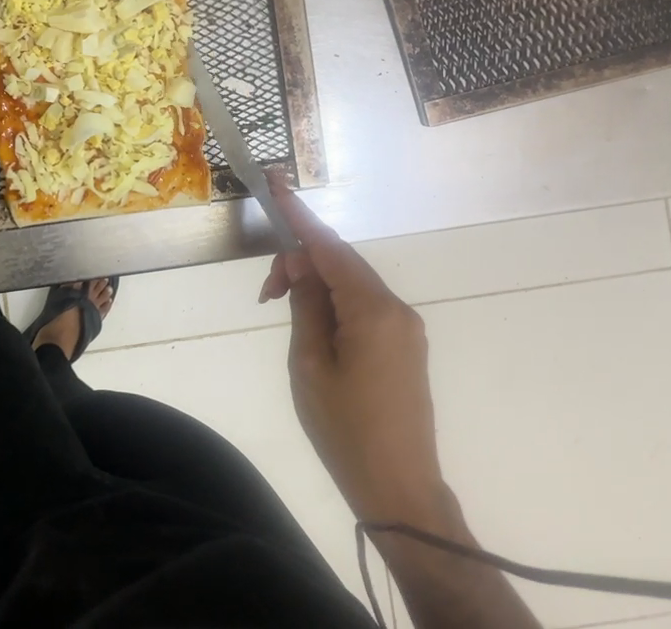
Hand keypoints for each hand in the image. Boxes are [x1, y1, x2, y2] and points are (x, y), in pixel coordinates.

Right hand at [258, 174, 451, 528]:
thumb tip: (300, 265)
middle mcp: (396, 309)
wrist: (400, 488)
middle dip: (299, 263)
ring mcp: (405, 328)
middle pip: (340, 263)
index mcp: (372, 309)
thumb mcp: (309, 363)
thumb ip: (304, 305)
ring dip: (314, 286)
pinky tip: (311, 324)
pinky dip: (332, 303)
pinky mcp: (404, 346)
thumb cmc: (345, 427)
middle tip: (265, 294)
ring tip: (281, 310)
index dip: (298, 215)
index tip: (275, 182)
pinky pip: (363, 306)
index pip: (328, 247)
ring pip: (351, 284)